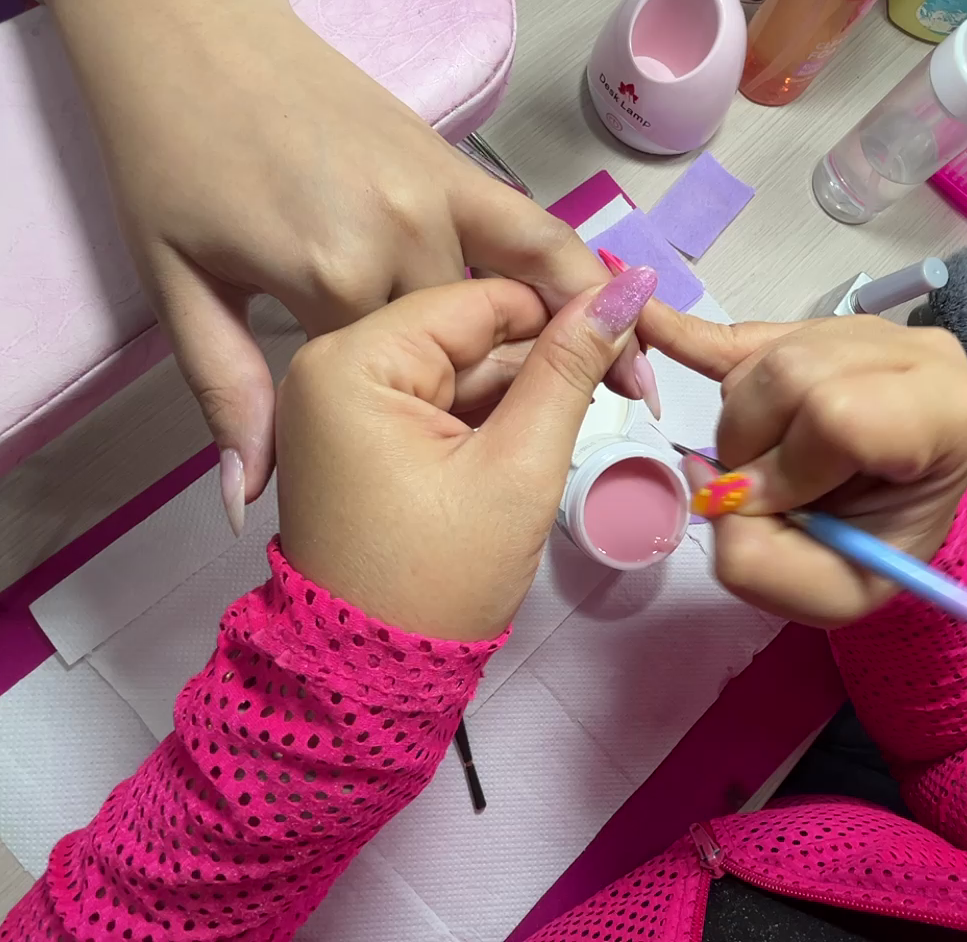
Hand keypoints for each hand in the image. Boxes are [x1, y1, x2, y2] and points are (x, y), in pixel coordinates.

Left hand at [18, 0, 646, 536]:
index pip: (415, 381)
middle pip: (479, 342)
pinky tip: (618, 300)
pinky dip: (580, 268)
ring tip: (638, 379)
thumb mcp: (179, 287)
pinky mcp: (456, 162)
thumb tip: (243, 499)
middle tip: (540, 441)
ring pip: (526, 285)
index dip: (452, 428)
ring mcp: (441, 193)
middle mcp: (405, 238)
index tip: (471, 474)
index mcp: (335, 278)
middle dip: (509, 393)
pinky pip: (536, 226)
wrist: (185, 26)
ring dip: (579, 336)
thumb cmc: (169, 160)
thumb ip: (229, 395)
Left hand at [274, 269, 657, 640]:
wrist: (373, 675)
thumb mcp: (519, 465)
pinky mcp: (362, 434)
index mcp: (353, 361)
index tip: (630, 335)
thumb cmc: (442, 576)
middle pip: (469, 333)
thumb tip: (626, 290)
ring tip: (585, 412)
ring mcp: (345, 402)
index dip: (563, 311)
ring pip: (461, 368)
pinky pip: (441, 401)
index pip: (479, 300)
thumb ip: (571, 368)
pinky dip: (492, 415)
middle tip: (626, 381)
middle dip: (546, 358)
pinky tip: (535, 434)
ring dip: (525, 390)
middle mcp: (335, 366)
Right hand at [642, 309, 966, 626]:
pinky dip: (681, 331)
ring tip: (764, 459)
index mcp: (950, 415)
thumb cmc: (873, 554)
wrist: (887, 518)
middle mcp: (915, 353)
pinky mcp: (808, 328)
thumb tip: (708, 478)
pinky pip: (735, 331)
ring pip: (760, 361)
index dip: (789, 466)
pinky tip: (642, 316)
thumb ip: (758, 561)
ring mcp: (861, 329)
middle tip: (761, 487)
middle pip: (790, 375)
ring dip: (739, 421)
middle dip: (751, 443)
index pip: (840, 414)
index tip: (776, 503)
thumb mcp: (831, 594)